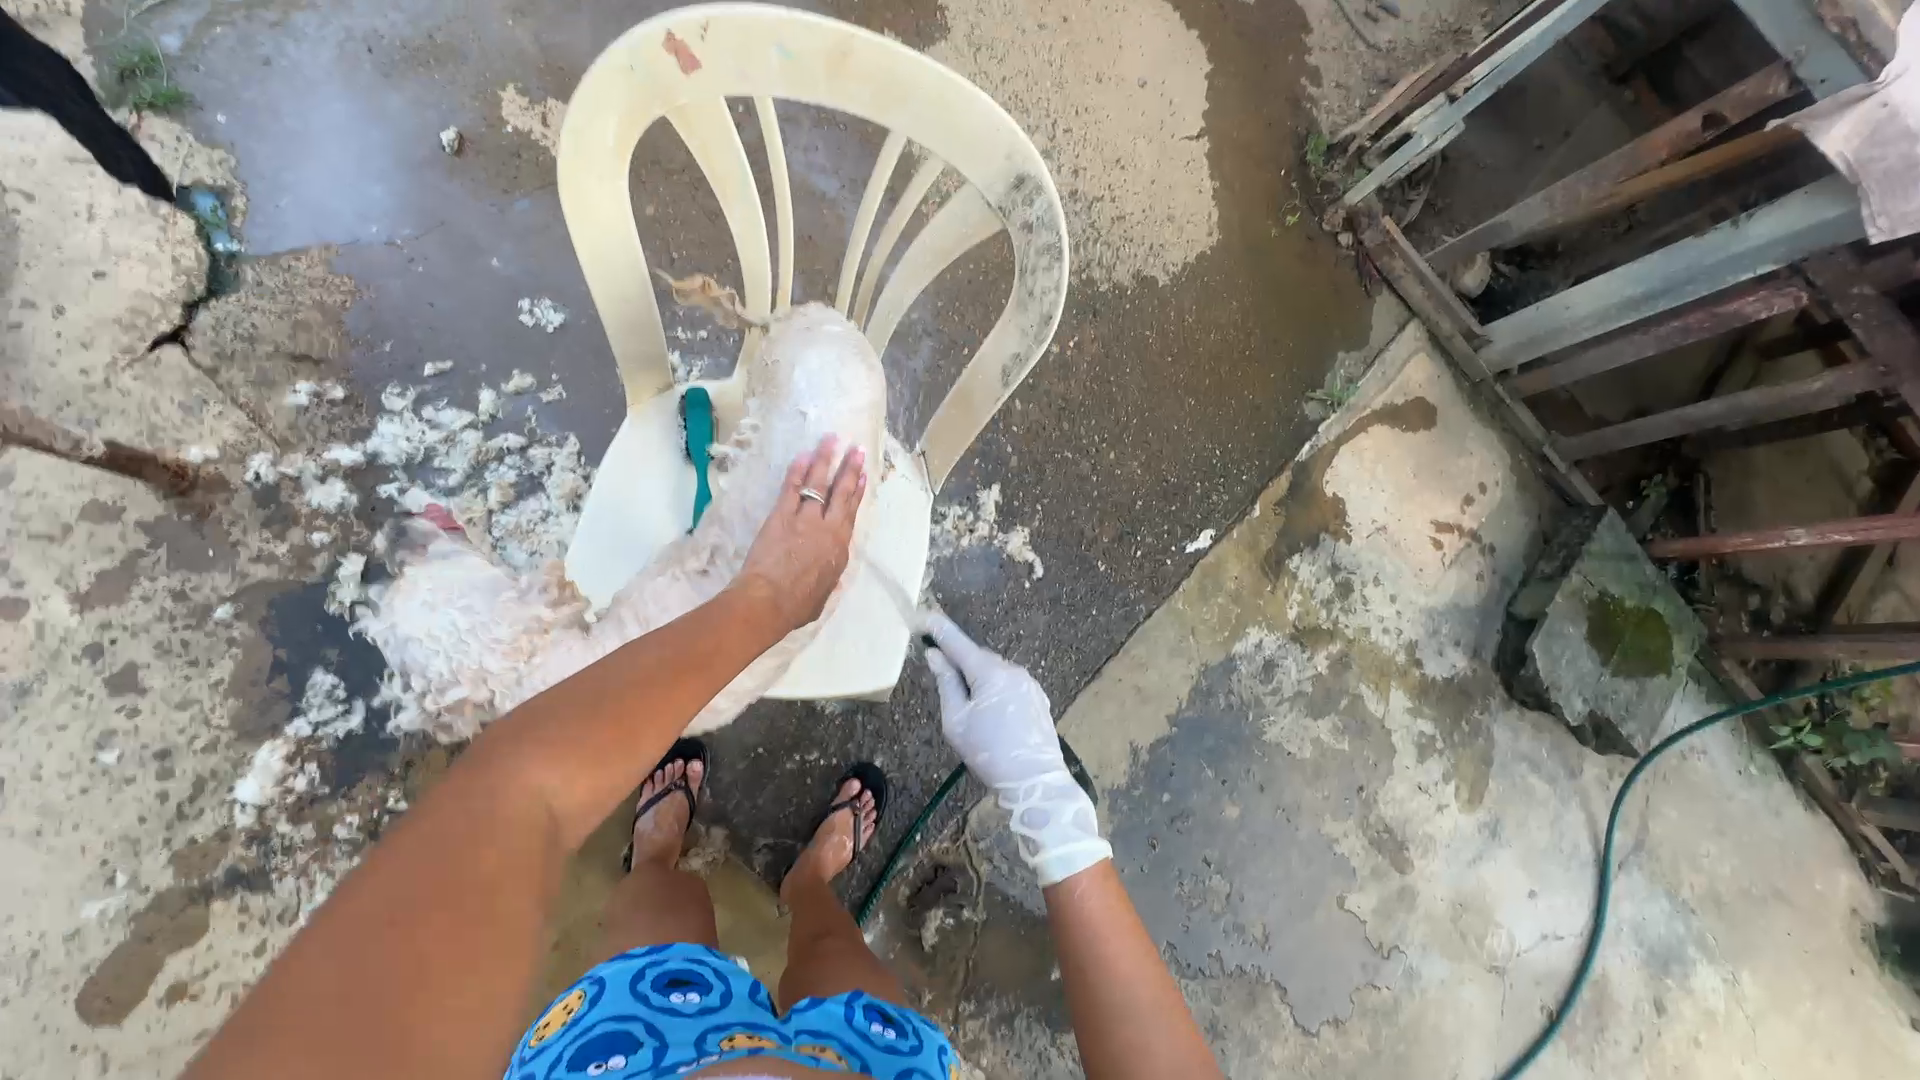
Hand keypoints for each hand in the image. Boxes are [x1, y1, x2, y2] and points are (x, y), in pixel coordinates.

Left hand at [730, 435, 866, 633]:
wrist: (769, 601)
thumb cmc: (797, 606)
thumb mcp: (823, 594)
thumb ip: (828, 578)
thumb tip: (828, 576)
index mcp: (839, 547)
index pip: (851, 512)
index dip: (858, 492)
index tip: (863, 475)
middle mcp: (827, 527)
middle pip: (841, 492)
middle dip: (849, 468)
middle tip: (857, 449)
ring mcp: (804, 518)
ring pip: (818, 483)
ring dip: (825, 459)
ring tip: (832, 440)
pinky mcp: (781, 515)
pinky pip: (791, 487)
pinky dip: (797, 470)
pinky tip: (803, 455)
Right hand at [922, 614, 1110, 884]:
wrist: (1034, 781)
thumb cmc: (988, 753)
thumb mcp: (956, 721)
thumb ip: (946, 683)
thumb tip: (935, 656)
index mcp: (990, 673)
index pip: (958, 642)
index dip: (939, 629)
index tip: (924, 615)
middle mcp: (1012, 670)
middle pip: (977, 658)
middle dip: (960, 664)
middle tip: (945, 685)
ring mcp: (1028, 682)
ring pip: (994, 671)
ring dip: (979, 680)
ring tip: (972, 714)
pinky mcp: (1037, 696)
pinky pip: (1009, 684)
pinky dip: (995, 690)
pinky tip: (993, 717)